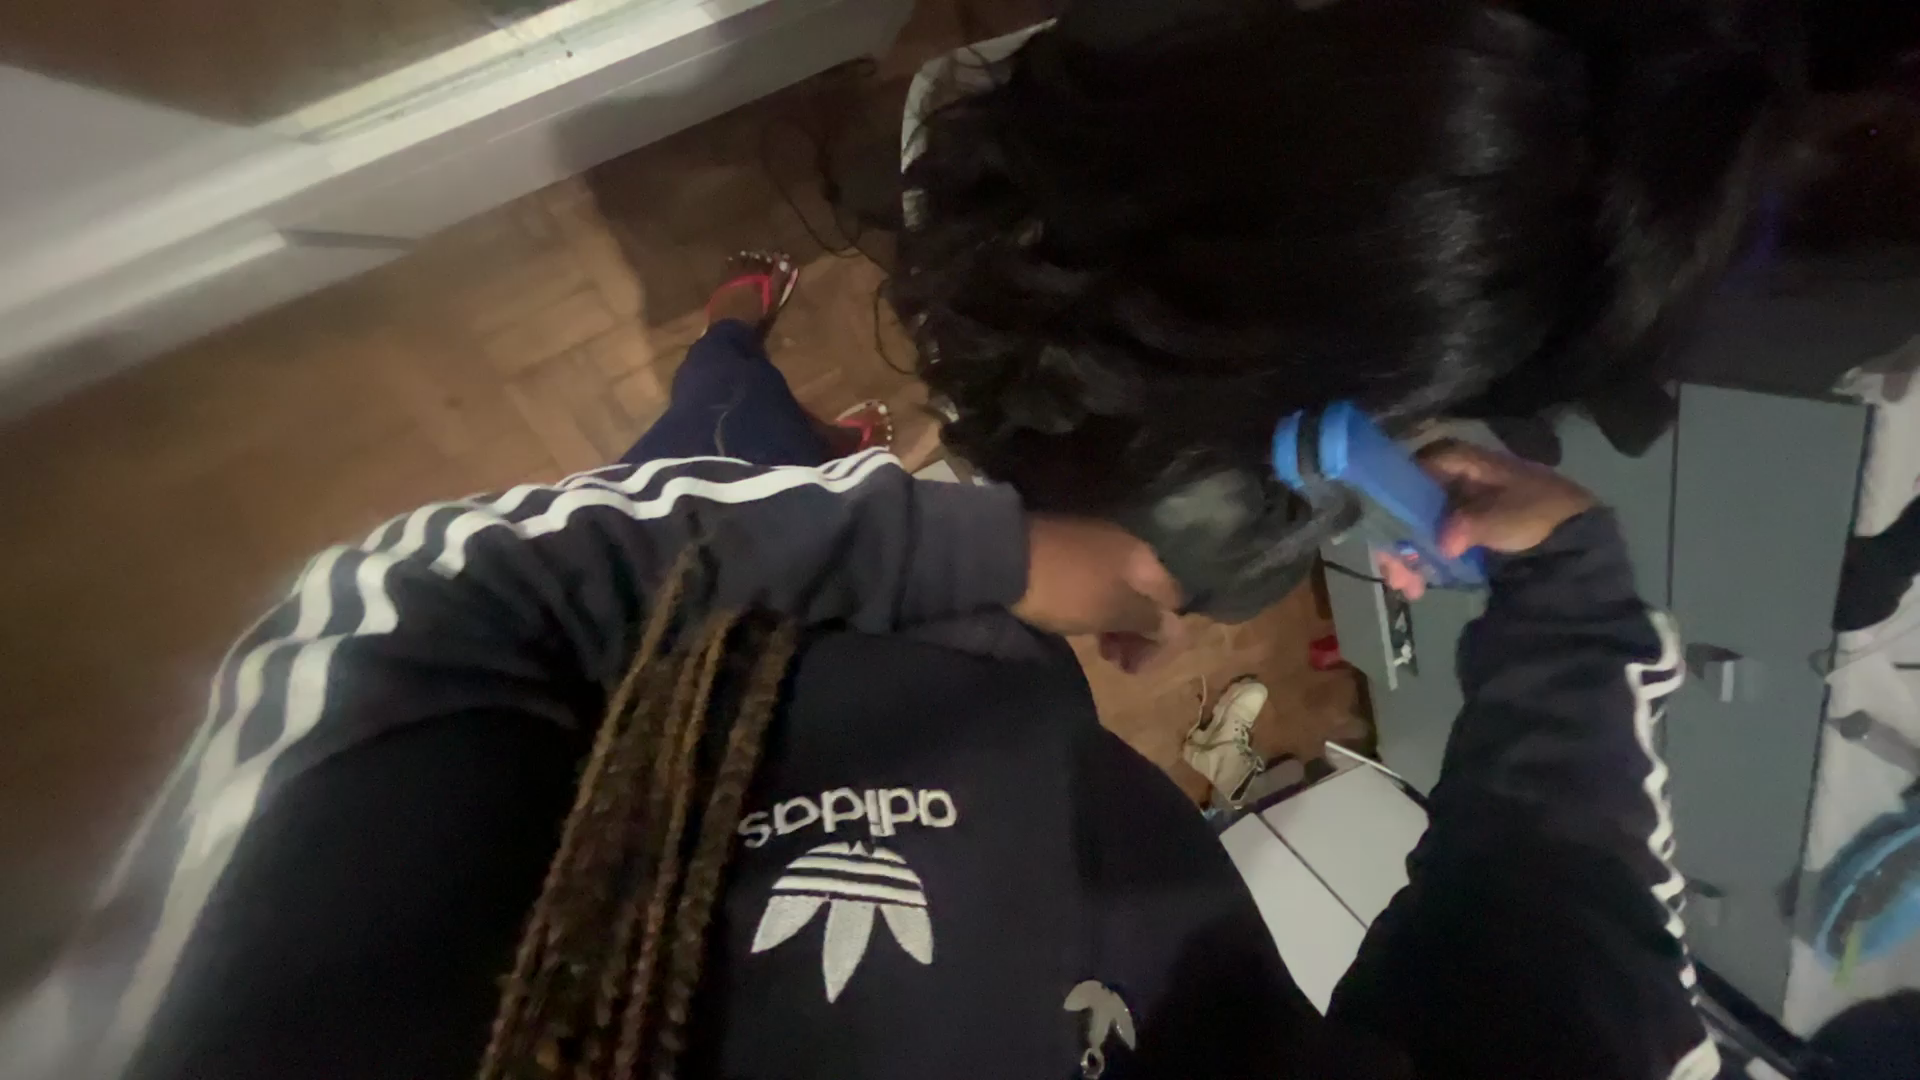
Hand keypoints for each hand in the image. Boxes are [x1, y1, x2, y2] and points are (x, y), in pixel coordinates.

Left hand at [1013, 515, 1186, 673]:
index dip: (1165, 638)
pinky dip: (1092, 608)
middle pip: (1145, 596)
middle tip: (1117, 663)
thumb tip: (1175, 628)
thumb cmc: (1066, 588)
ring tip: (1099, 649)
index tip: (1138, 667)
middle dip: (1138, 634)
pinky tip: (1075, 623)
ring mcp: (1090, 544)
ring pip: (1117, 591)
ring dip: (1115, 624)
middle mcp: (1123, 544)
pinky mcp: (1062, 549)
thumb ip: (1150, 620)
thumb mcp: (1113, 611)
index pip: (1173, 601)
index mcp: (1143, 556)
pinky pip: (1091, 584)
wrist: (1002, 554)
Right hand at [1376, 441, 1595, 598]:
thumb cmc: (1538, 515)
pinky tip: (1417, 586)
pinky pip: (1425, 541)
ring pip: (1412, 527)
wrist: (1576, 540)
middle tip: (1396, 572)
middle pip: (1406, 504)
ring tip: (1407, 587)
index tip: (1387, 524)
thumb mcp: (1502, 518)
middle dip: (1398, 540)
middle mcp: (1449, 480)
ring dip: (1406, 557)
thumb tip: (1444, 545)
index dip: (1394, 494)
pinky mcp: (1456, 529)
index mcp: (1461, 463)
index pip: (1412, 467)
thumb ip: (1466, 526)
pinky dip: (1420, 563)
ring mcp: (1452, 505)